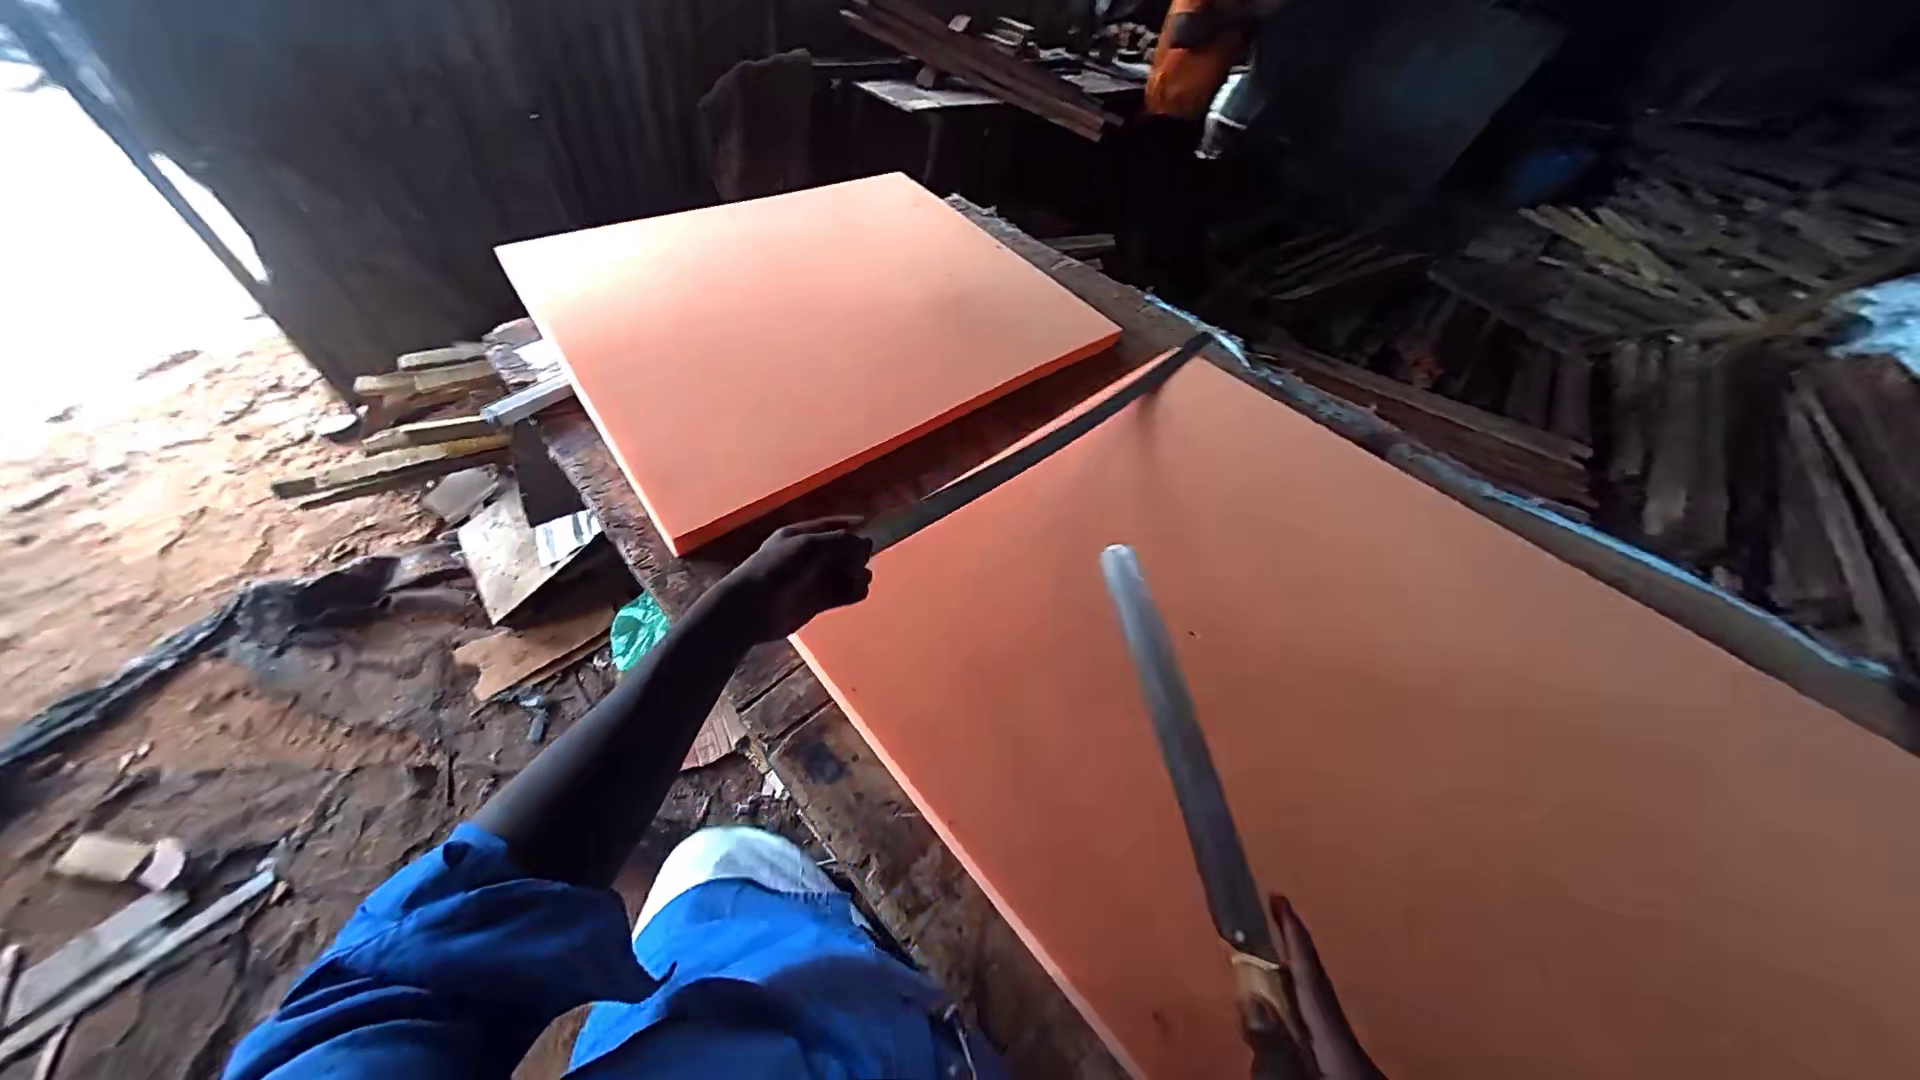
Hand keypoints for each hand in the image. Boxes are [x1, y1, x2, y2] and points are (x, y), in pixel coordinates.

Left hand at [716, 517, 874, 642]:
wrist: (753, 607)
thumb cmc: (777, 568)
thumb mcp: (808, 545)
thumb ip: (840, 540)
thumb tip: (868, 542)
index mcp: (801, 536)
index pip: (831, 526)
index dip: (850, 524)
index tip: (868, 524)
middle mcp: (810, 555)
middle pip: (845, 549)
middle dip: (856, 552)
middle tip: (856, 559)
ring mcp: (815, 579)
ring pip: (849, 571)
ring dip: (859, 573)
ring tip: (856, 577)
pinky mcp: (820, 601)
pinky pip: (847, 592)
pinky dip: (856, 590)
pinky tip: (857, 590)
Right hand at [1248, 896, 1386, 1079]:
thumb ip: (1279, 1052)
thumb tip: (1255, 1003)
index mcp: (1340, 1050)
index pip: (1313, 982)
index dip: (1294, 938)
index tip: (1279, 897)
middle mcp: (1350, 1055)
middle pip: (1314, 1000)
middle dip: (1288, 965)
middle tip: (1263, 930)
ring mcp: (1353, 1071)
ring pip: (1315, 1028)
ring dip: (1288, 1005)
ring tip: (1260, 987)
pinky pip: (1318, 1050)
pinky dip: (1298, 1034)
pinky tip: (1284, 1038)